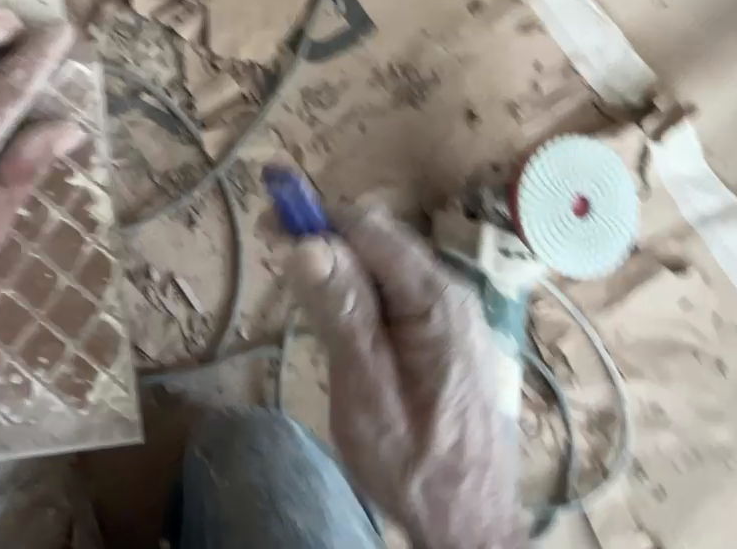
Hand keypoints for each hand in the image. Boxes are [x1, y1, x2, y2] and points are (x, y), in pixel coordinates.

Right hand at [288, 207, 526, 548]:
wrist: (470, 528)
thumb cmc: (412, 465)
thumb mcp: (365, 391)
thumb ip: (341, 313)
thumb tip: (307, 243)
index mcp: (435, 301)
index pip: (366, 227)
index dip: (313, 218)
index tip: (267, 228)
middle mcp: (450, 294)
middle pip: (377, 238)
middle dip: (322, 236)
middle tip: (275, 255)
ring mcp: (452, 313)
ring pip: (383, 261)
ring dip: (337, 261)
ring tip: (300, 286)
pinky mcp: (446, 333)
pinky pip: (395, 288)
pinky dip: (358, 286)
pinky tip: (337, 312)